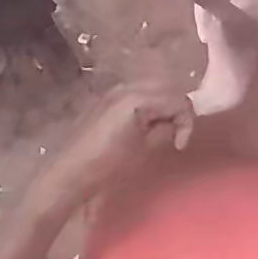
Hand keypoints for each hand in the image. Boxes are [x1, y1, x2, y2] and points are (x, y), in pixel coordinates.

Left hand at [27, 84, 191, 214]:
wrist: (70, 172)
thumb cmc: (108, 164)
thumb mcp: (144, 149)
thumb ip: (165, 131)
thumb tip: (174, 124)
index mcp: (138, 98)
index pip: (178, 100)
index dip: (187, 122)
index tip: (180, 146)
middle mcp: (127, 86)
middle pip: (167, 87)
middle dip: (177, 109)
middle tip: (177, 135)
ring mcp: (115, 90)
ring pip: (153, 88)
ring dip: (164, 106)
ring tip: (163, 130)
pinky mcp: (107, 98)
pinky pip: (138, 93)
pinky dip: (149, 105)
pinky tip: (146, 124)